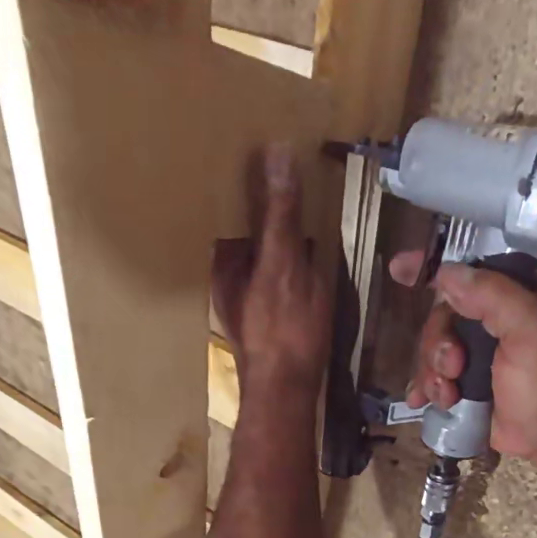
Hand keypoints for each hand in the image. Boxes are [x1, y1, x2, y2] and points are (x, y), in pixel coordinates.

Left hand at [211, 145, 331, 396]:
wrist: (287, 391)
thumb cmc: (284, 329)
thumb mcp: (284, 265)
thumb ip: (280, 214)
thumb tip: (276, 152)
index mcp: (226, 259)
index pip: (234, 204)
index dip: (250, 178)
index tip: (266, 145)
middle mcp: (231, 276)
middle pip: (249, 226)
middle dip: (265, 200)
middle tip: (291, 164)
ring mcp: (252, 296)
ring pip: (266, 249)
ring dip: (281, 226)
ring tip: (305, 196)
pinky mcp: (272, 313)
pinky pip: (281, 270)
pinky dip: (292, 254)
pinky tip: (310, 249)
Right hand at [390, 252, 536, 458]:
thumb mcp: (531, 332)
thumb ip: (493, 297)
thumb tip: (446, 273)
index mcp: (516, 295)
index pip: (472, 268)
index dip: (434, 266)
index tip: (401, 269)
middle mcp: (492, 318)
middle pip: (442, 314)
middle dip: (438, 344)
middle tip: (453, 368)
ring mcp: (475, 351)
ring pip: (432, 346)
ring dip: (432, 371)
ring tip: (448, 395)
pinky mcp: (463, 381)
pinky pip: (430, 374)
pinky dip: (424, 386)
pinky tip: (422, 401)